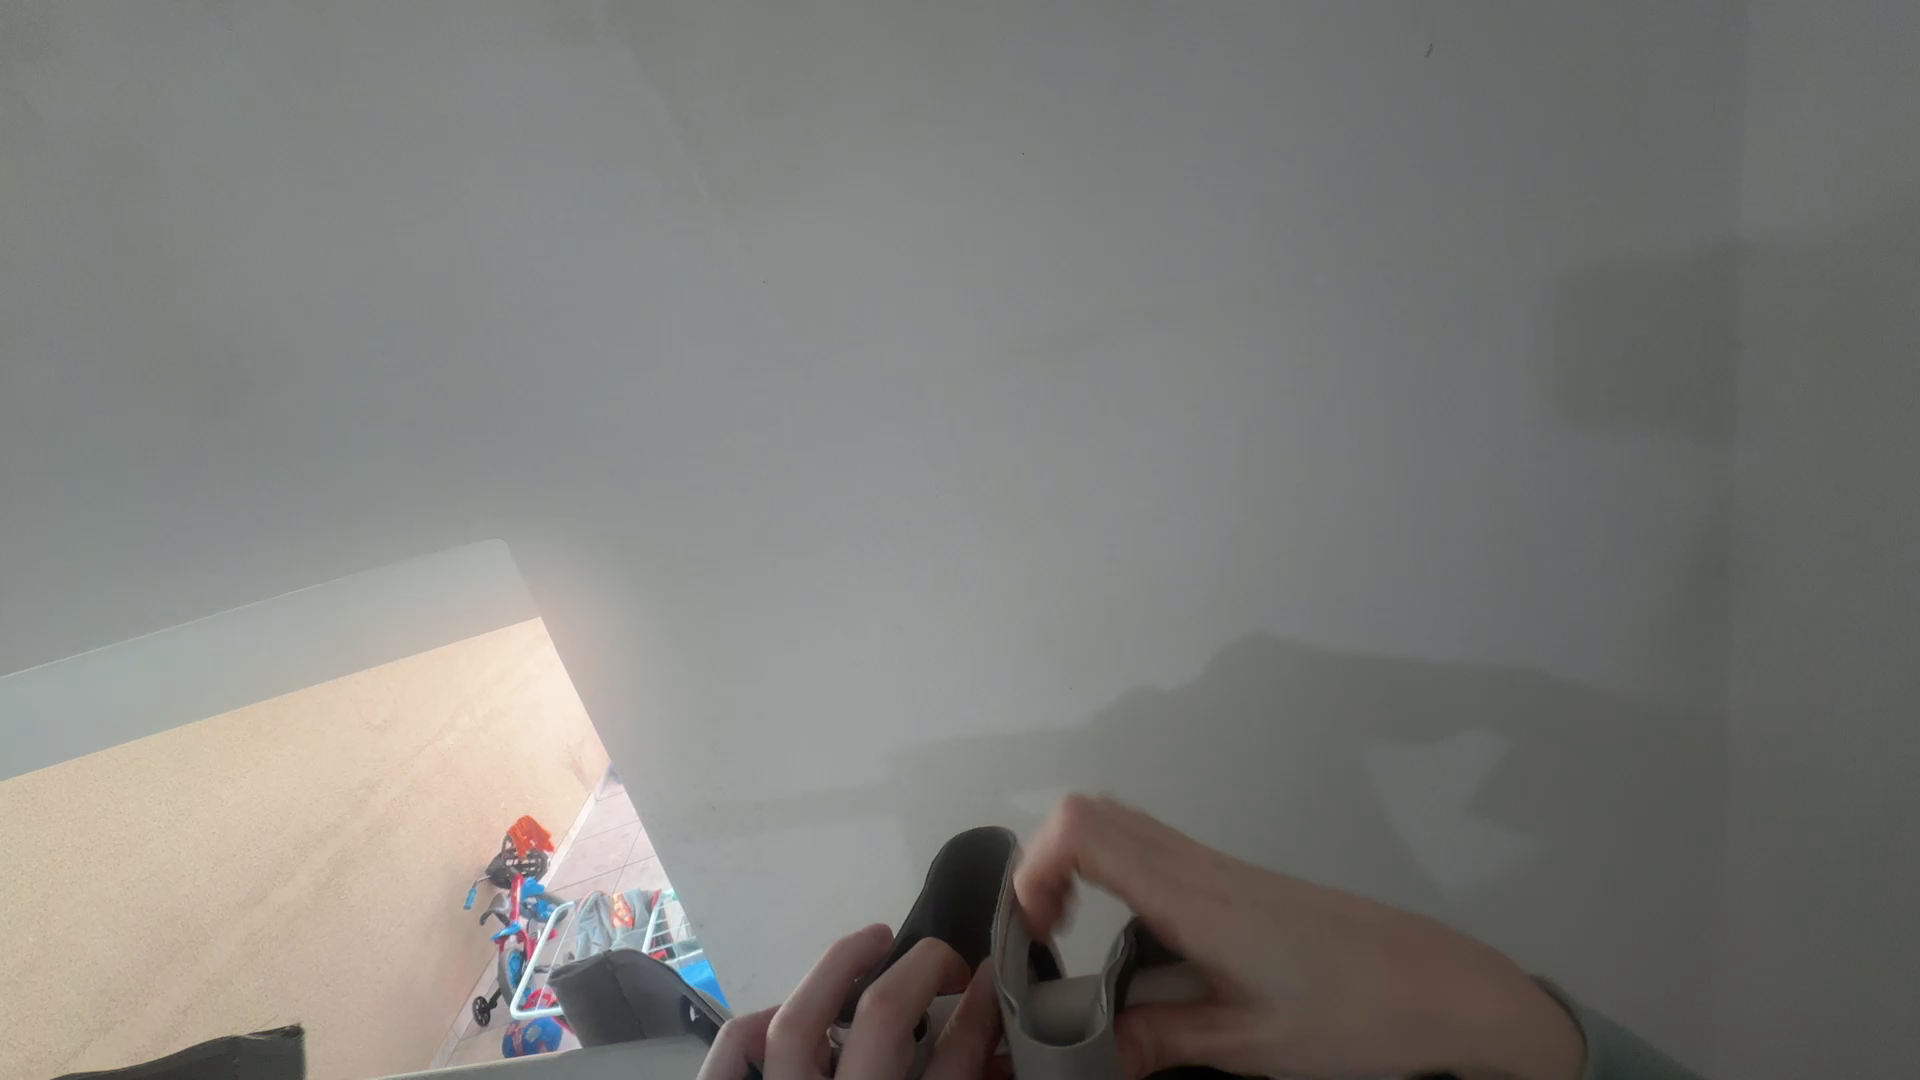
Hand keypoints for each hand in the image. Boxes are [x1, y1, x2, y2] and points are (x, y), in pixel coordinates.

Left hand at [698, 923, 1005, 1079]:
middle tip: (948, 961)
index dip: (982, 1009)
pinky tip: (783, 1011)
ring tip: (876, 938)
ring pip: (797, 1023)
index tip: (994, 977)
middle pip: (881, 1018)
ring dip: (840, 964)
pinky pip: (729, 1059)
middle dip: (923, 968)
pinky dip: (750, 1024)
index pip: (953, 1063)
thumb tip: (996, 1055)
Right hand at [1015, 795, 1585, 1079]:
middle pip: (1087, 809)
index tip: (1039, 930)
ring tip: (1076, 925)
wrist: (1433, 981)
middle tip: (1049, 930)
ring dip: (1073, 859)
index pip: (1084, 831)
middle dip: (1044, 861)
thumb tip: (1098, 1052)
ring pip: (1114, 817)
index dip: (1037, 867)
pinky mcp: (1222, 871)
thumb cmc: (1347, 1012)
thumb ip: (1162, 1039)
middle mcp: (1189, 861)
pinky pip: (1142, 839)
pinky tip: (1129, 926)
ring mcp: (1206, 860)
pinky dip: (1106, 862)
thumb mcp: (1250, 1044)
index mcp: (1187, 896)